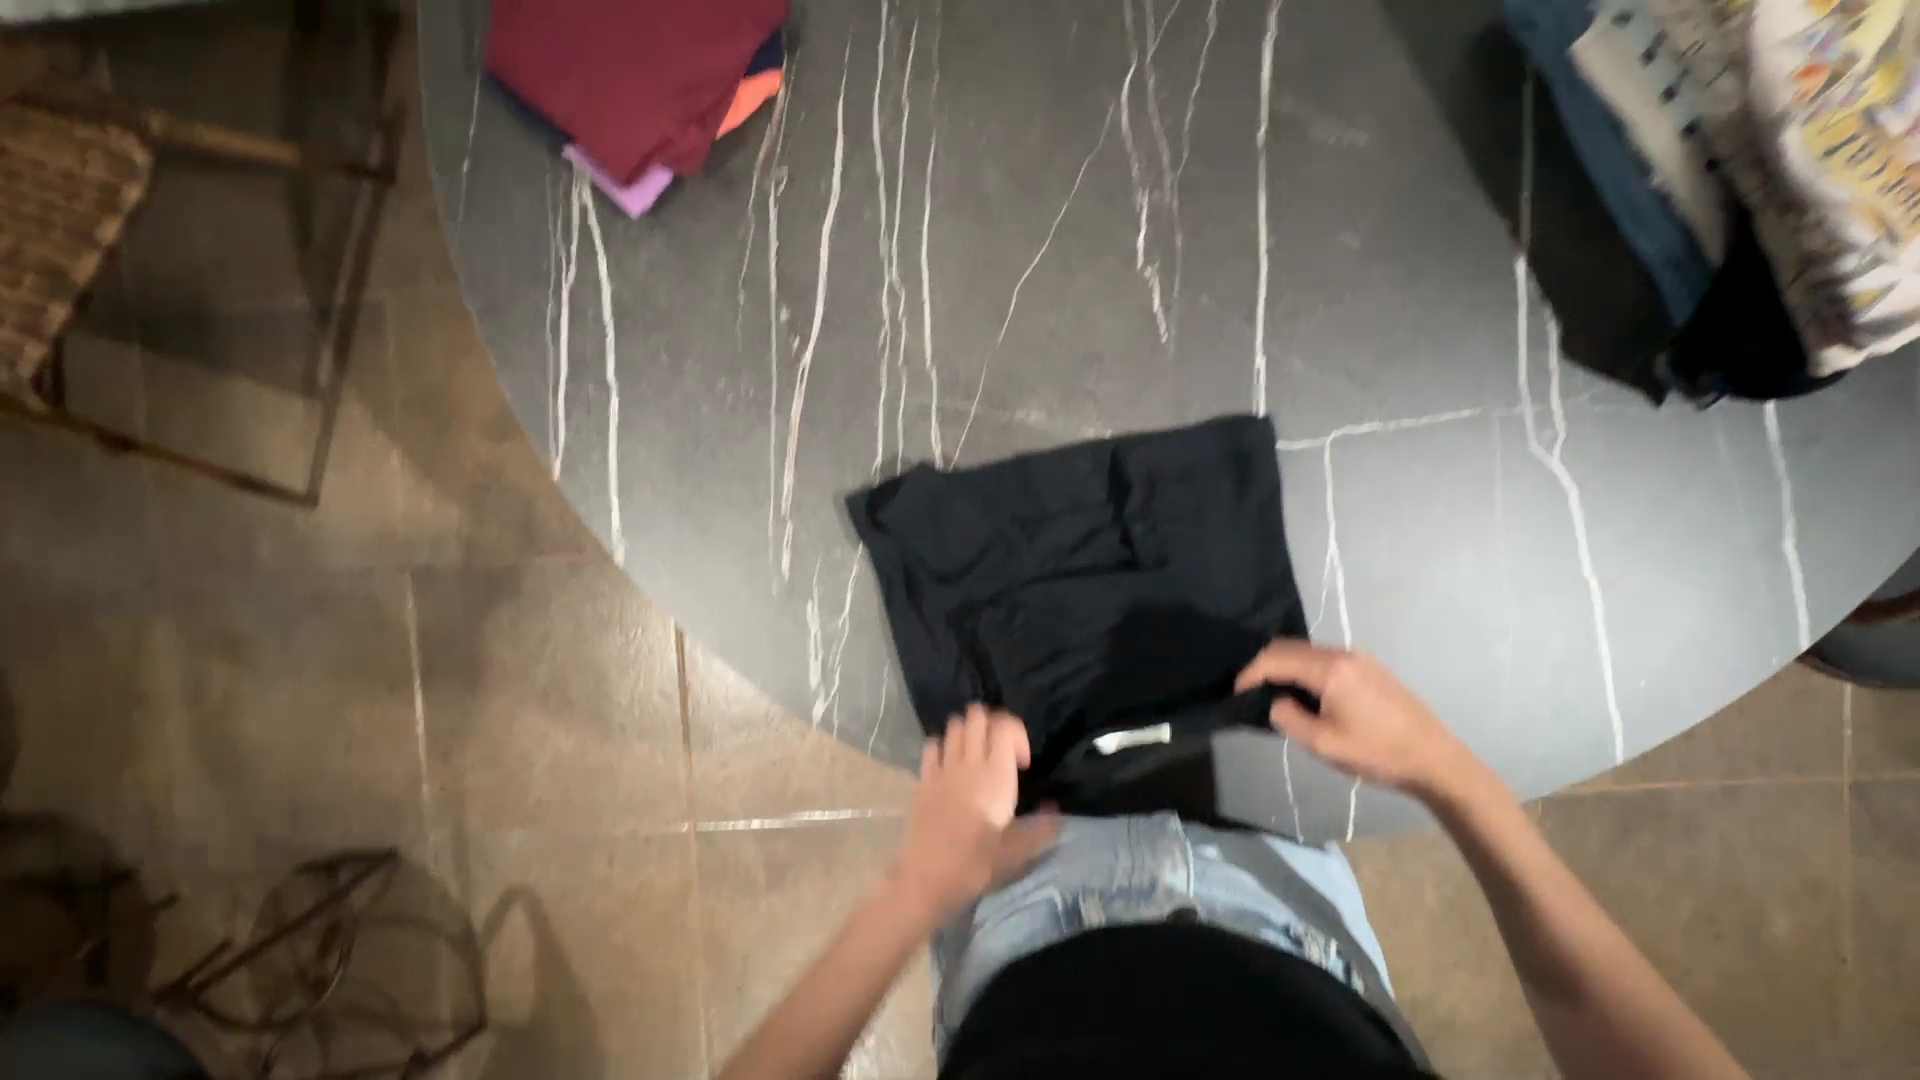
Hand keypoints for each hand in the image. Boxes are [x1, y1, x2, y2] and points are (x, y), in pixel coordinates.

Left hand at [890, 706, 1058, 918]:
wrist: (927, 878)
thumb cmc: (976, 864)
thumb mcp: (1017, 852)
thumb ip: (1041, 829)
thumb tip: (1055, 810)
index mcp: (995, 775)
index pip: (1005, 726)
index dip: (1017, 733)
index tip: (1023, 762)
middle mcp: (968, 763)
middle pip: (977, 716)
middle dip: (993, 725)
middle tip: (1001, 751)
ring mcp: (942, 768)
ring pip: (954, 725)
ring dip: (968, 731)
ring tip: (977, 755)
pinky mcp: (923, 779)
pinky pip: (933, 745)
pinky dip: (944, 746)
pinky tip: (951, 766)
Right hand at [1235, 640, 1482, 801]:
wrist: (1435, 760)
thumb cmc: (1377, 753)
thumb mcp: (1323, 744)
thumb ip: (1289, 718)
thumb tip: (1276, 703)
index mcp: (1330, 670)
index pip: (1275, 659)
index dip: (1249, 674)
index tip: (1234, 692)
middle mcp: (1342, 654)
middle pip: (1289, 648)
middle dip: (1263, 666)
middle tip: (1247, 691)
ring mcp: (1359, 659)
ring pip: (1306, 652)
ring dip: (1284, 666)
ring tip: (1272, 693)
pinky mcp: (1369, 668)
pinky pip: (1324, 659)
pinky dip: (1304, 669)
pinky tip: (1303, 692)